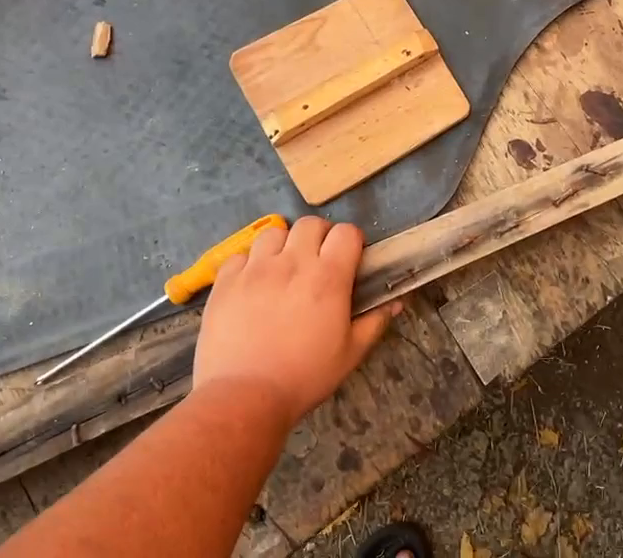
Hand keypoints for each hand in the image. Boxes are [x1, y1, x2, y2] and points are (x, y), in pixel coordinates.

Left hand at [192, 216, 399, 425]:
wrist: (243, 398)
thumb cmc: (304, 377)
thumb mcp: (350, 353)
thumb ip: (375, 322)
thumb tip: (396, 303)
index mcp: (328, 277)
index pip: (347, 232)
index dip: (351, 242)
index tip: (349, 260)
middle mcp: (292, 263)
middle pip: (310, 224)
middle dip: (319, 236)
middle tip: (318, 261)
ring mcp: (255, 270)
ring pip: (274, 233)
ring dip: (283, 245)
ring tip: (282, 268)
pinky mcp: (225, 283)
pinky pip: (240, 256)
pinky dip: (249, 264)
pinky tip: (252, 284)